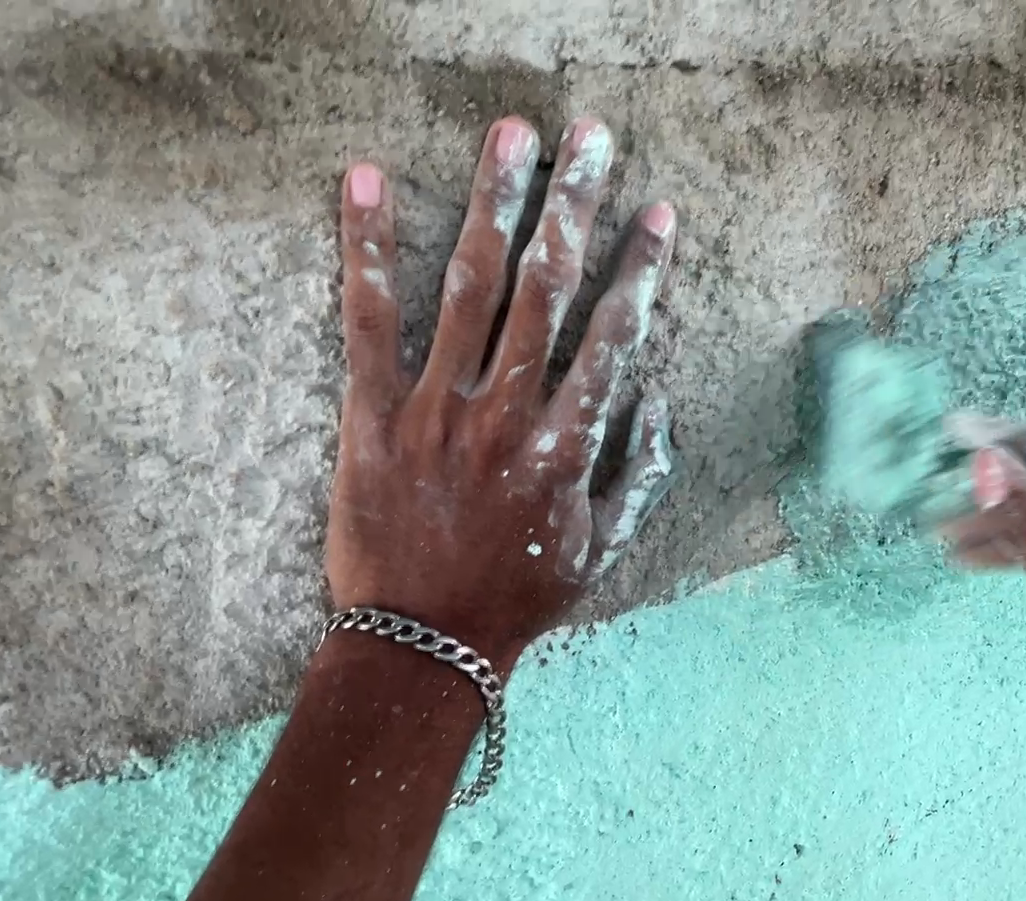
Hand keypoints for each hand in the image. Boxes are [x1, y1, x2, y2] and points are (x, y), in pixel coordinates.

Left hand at [326, 116, 676, 665]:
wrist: (426, 640)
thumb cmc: (524, 595)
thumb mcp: (607, 547)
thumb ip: (643, 474)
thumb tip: (657, 402)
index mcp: (569, 448)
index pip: (615, 339)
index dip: (642, 270)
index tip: (658, 215)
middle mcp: (509, 415)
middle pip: (549, 291)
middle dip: (575, 207)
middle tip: (590, 138)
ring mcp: (438, 410)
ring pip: (472, 288)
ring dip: (494, 203)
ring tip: (511, 135)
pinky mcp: (372, 417)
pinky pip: (368, 322)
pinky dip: (368, 249)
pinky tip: (370, 181)